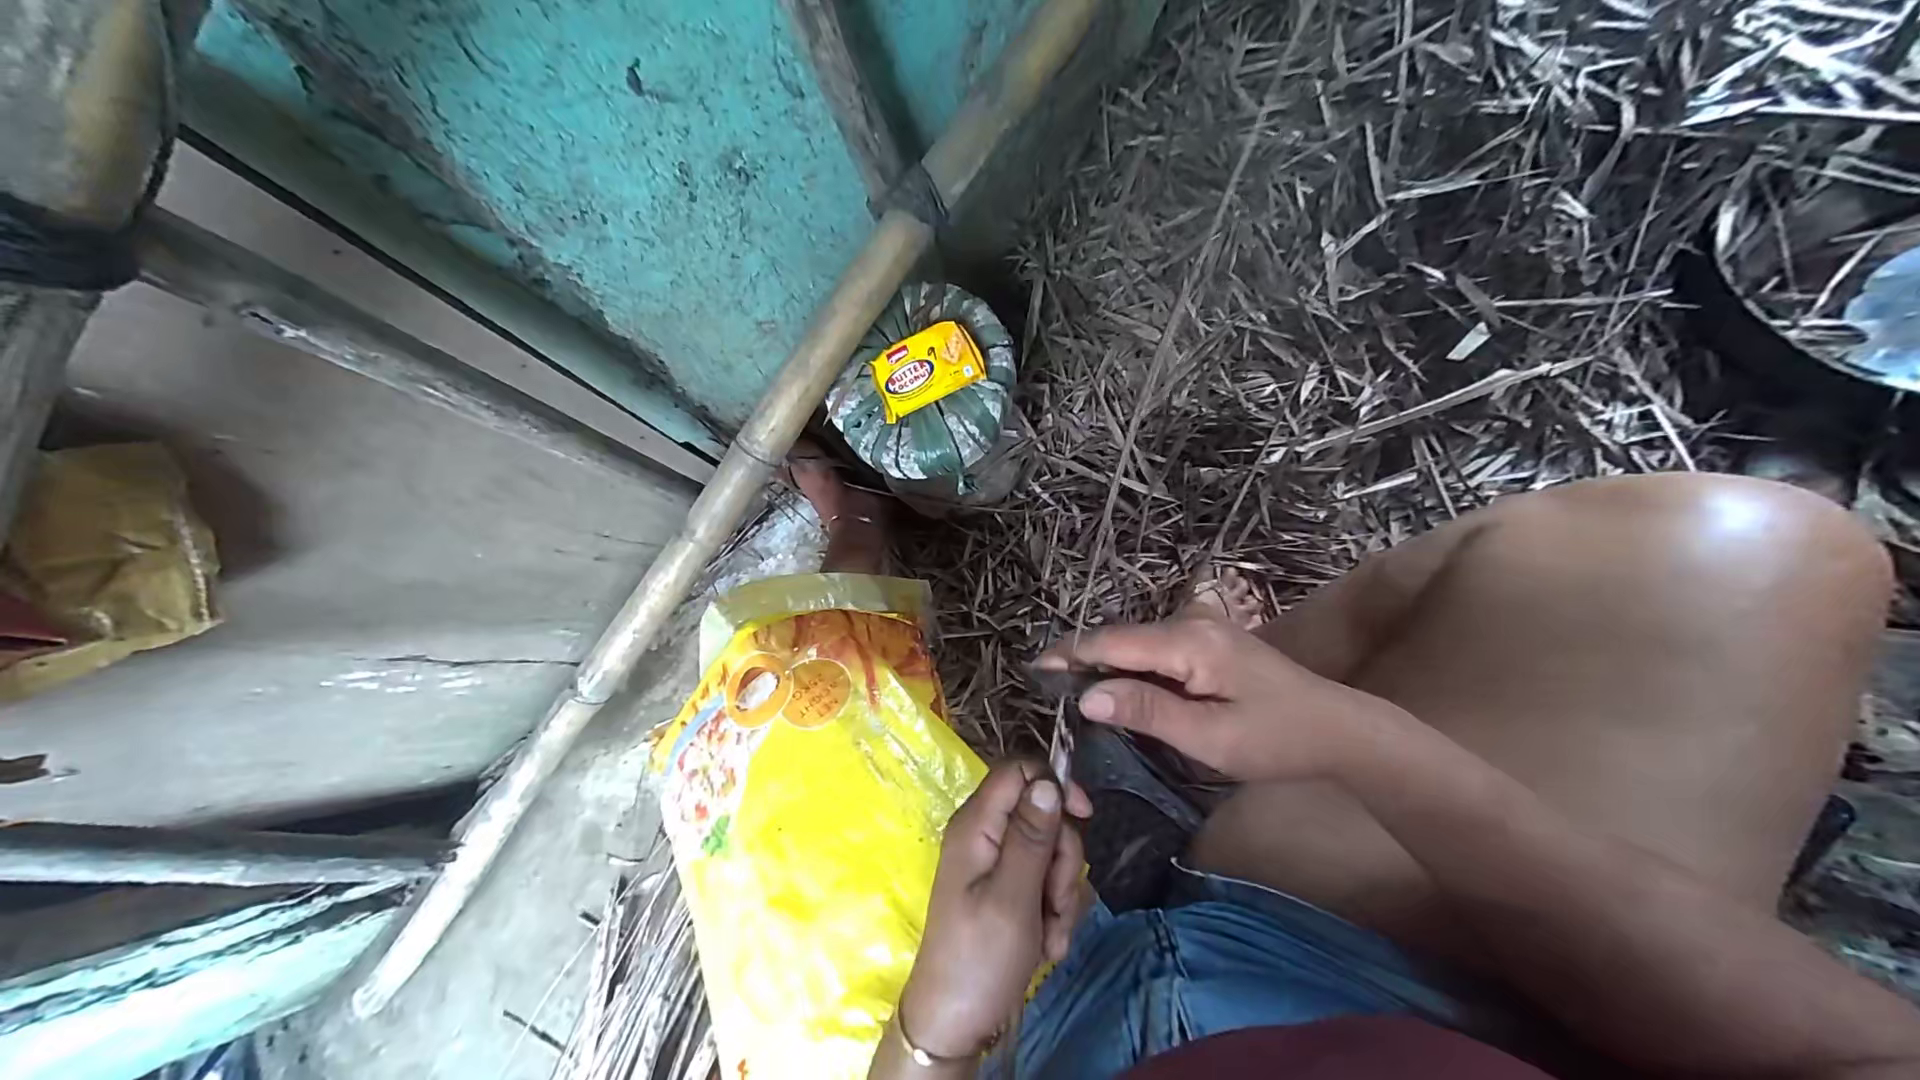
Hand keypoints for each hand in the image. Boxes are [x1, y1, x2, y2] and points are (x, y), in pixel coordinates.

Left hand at [896, 761, 1091, 1058]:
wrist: (956, 1024)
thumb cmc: (979, 958)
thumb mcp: (1012, 897)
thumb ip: (1031, 836)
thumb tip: (1048, 781)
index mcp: (976, 824)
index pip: (1019, 771)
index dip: (1054, 784)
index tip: (1084, 815)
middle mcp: (985, 834)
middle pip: (1043, 814)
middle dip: (1062, 857)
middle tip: (1055, 899)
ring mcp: (997, 863)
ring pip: (1051, 851)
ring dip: (1062, 892)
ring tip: (1049, 933)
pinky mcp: (1009, 889)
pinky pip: (1046, 881)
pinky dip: (1054, 910)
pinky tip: (1047, 943)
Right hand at [1038, 618, 1410, 783]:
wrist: (1340, 730)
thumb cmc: (1277, 739)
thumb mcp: (1211, 736)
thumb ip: (1148, 711)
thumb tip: (1087, 697)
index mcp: (1189, 642)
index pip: (1113, 641)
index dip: (1070, 654)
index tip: (1034, 670)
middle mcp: (1190, 624)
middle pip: (1120, 638)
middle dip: (1081, 660)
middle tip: (1047, 688)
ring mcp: (1200, 630)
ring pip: (1135, 643)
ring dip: (1103, 665)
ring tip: (1070, 690)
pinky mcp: (1206, 642)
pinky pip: (1153, 650)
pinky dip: (1128, 668)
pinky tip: (1115, 689)